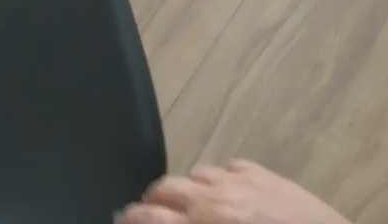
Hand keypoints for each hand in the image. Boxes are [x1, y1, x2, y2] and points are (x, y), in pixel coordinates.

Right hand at [119, 160, 350, 223]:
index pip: (149, 217)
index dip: (131, 220)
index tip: (122, 223)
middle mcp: (216, 199)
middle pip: (164, 189)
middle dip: (153, 205)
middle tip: (154, 221)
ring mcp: (240, 181)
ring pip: (194, 175)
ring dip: (188, 193)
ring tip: (195, 212)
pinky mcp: (264, 174)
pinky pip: (227, 169)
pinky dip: (221, 183)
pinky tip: (232, 202)